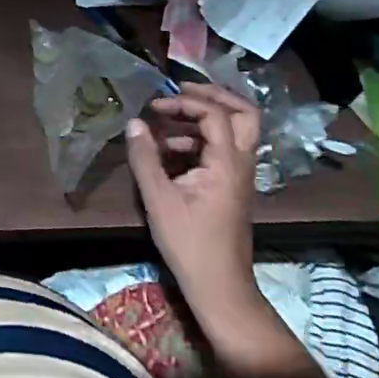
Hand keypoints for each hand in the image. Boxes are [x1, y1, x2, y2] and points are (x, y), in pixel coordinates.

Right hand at [126, 85, 260, 313]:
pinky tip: (170, 150)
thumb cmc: (189, 243)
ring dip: (203, 118)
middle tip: (181, 91)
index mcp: (227, 164)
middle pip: (244, 113)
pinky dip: (200, 138)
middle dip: (213, 96)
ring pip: (235, 130)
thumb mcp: (158, 198)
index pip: (216, 114)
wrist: (220, 286)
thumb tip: (134, 123)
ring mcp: (240, 175)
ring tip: (166, 122)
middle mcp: (242, 164)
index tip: (156, 106)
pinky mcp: (232, 186)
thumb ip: (145, 157)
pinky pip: (223, 148)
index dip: (186, 102)